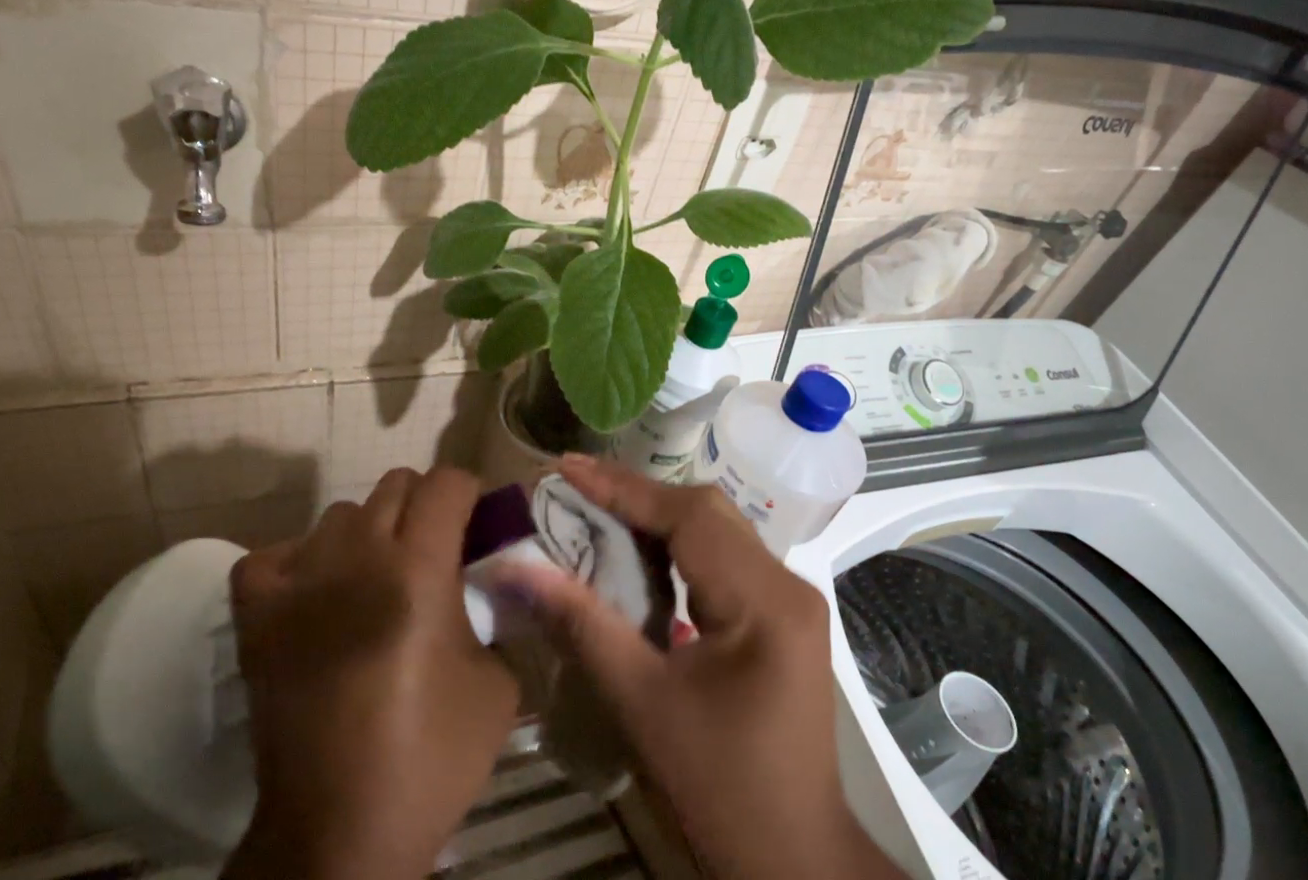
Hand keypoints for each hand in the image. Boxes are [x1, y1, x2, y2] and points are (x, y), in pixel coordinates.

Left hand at [225, 467, 519, 879]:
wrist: (339, 825)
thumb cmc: (431, 758)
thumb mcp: (498, 685)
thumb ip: (494, 615)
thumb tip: (482, 589)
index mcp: (420, 570)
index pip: (447, 484)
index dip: (471, 496)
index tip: (479, 526)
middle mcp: (355, 557)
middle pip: (395, 485)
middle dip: (427, 507)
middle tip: (438, 554)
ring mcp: (297, 580)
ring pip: (340, 515)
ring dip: (370, 534)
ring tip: (378, 581)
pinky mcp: (256, 612)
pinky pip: (277, 553)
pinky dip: (302, 561)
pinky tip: (318, 595)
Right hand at [494, 455, 896, 879]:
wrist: (789, 853)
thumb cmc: (715, 782)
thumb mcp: (640, 701)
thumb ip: (580, 623)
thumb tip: (515, 568)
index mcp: (764, 602)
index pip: (689, 516)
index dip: (623, 487)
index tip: (564, 467)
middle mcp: (788, 587)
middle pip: (708, 514)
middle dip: (638, 495)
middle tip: (573, 486)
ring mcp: (792, 604)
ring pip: (719, 534)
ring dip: (658, 519)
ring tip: (595, 509)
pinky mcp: (783, 621)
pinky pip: (726, 563)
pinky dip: (677, 550)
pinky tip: (637, 557)